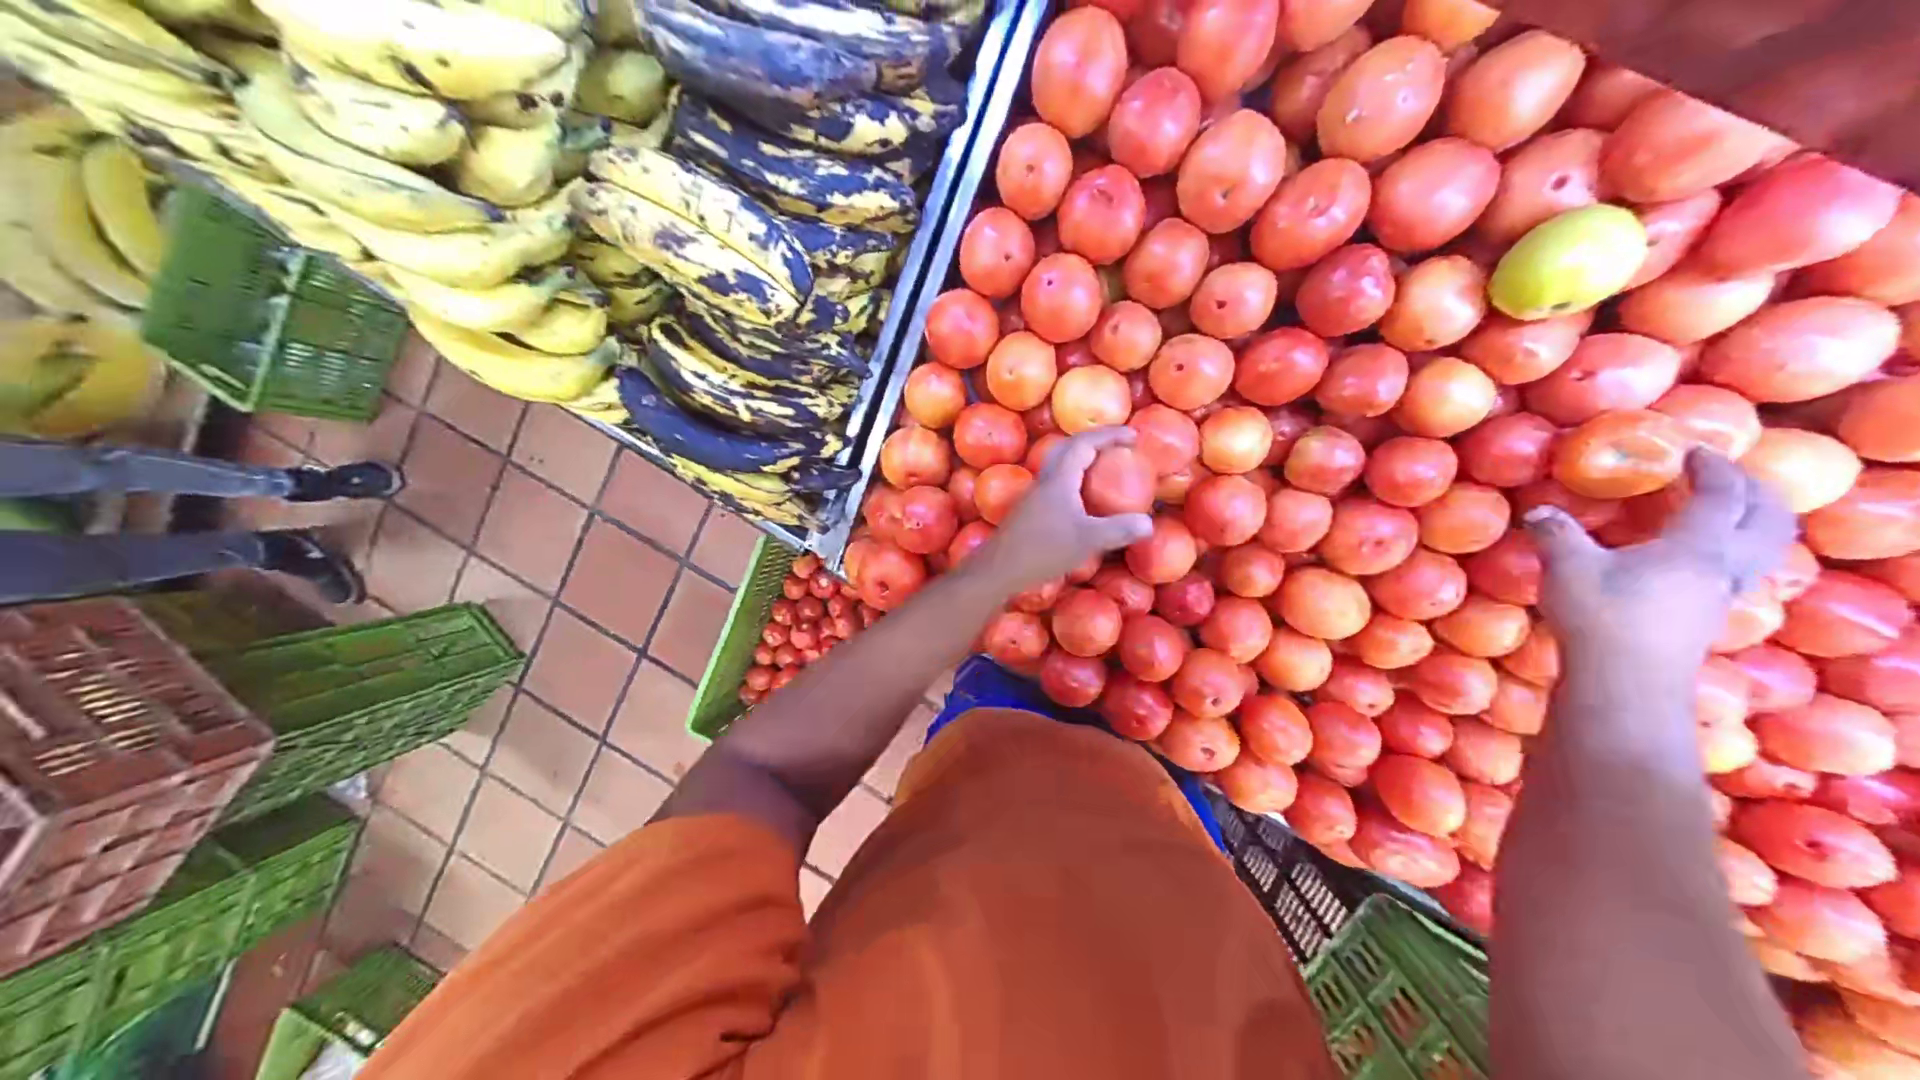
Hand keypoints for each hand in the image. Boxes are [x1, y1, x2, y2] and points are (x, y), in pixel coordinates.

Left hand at [972, 427, 1153, 594]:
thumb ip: (1118, 530)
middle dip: (1095, 441)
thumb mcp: (1086, 541)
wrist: (998, 569)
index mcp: (1058, 478)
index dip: (1109, 435)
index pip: (1084, 443)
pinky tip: (1082, 499)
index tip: (1133, 435)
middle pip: (1069, 447)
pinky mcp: (1030, 510)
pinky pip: (1056, 483)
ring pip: (1059, 465)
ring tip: (1104, 468)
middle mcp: (1044, 480)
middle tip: (1119, 446)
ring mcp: (1034, 495)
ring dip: (1082, 459)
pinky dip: (1074, 479)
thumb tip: (1148, 523)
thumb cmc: (1041, 551)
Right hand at [1526, 449, 1796, 674]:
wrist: (1623, 680)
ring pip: (1764, 549)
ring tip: (1723, 511)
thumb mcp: (1567, 567)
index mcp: (1697, 547)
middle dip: (1754, 491)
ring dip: (1753, 522)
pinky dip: (1732, 550)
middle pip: (1769, 520)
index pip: (1722, 496)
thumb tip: (1539, 511)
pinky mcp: (1708, 617)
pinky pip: (1740, 572)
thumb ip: (1557, 534)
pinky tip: (1699, 558)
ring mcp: (1722, 596)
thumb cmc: (1601, 616)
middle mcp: (1723, 568)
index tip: (1694, 450)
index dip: (1713, 468)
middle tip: (1725, 474)